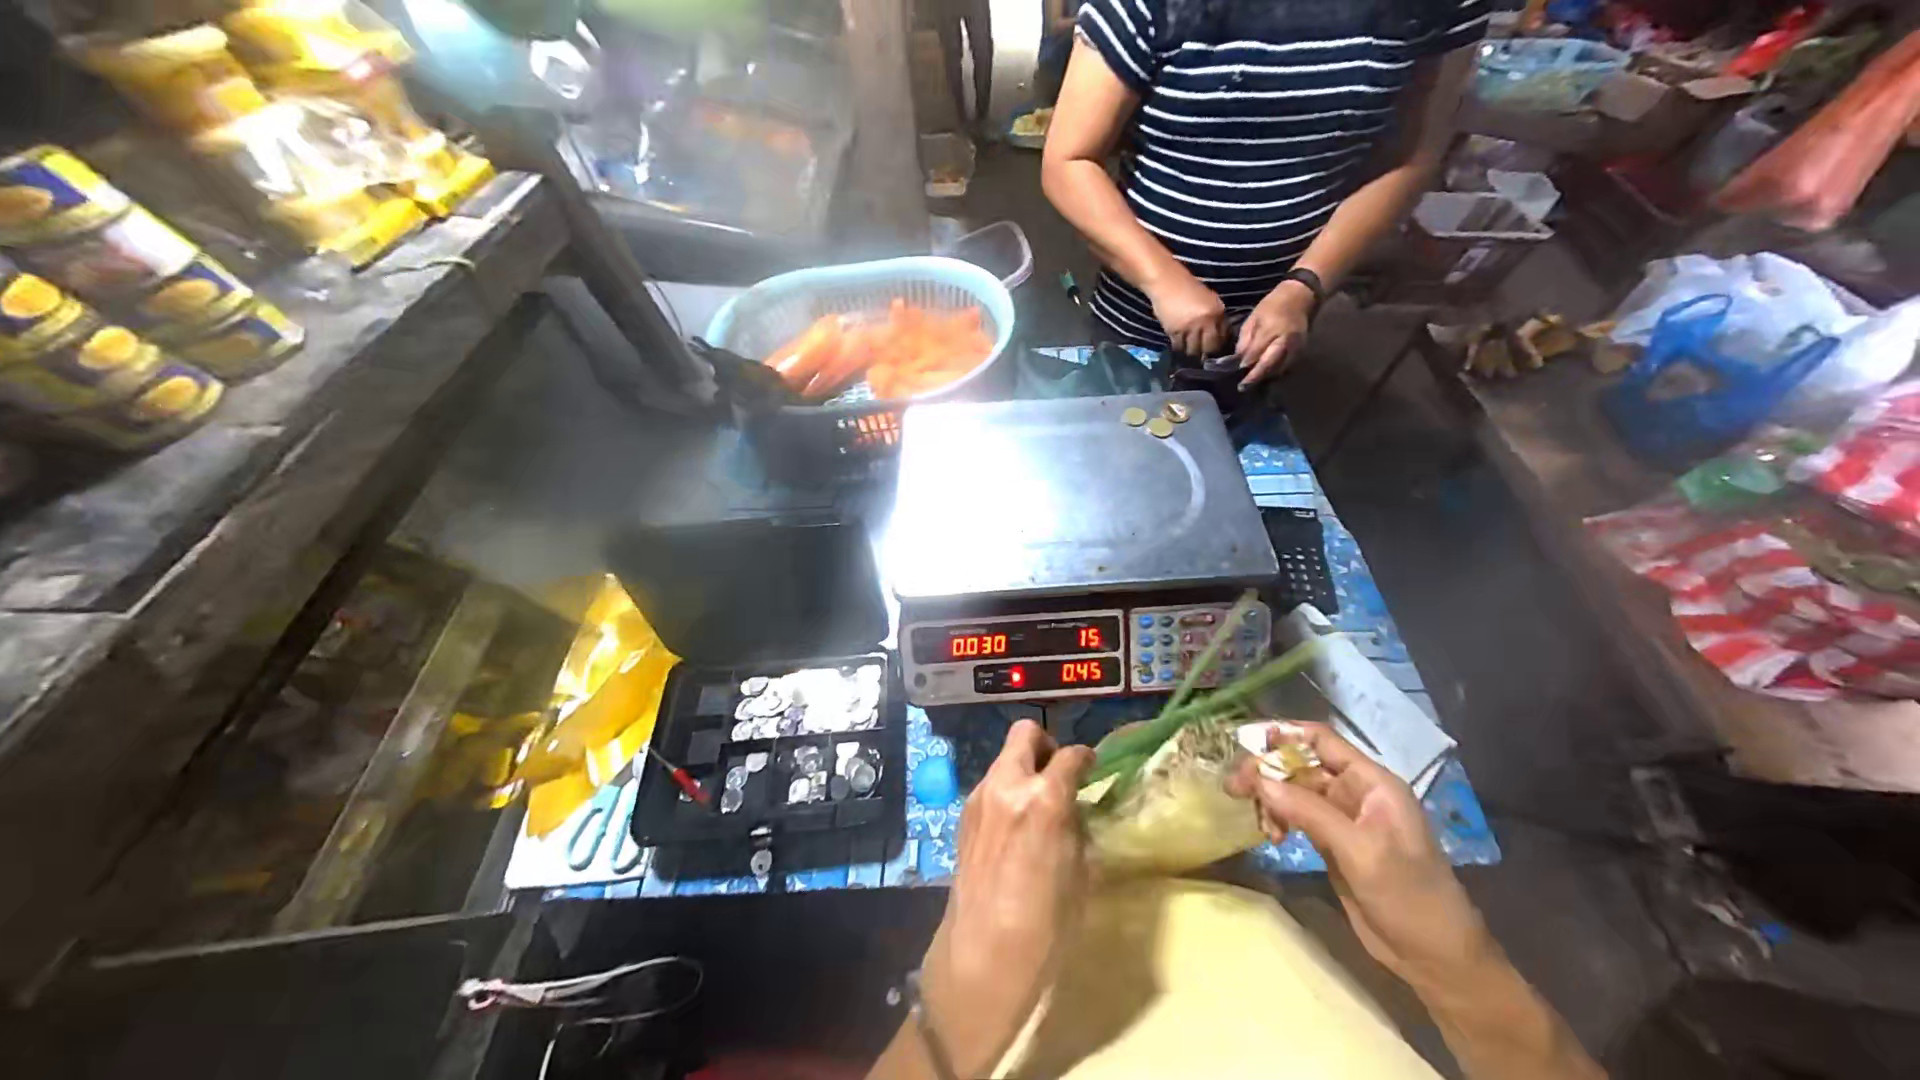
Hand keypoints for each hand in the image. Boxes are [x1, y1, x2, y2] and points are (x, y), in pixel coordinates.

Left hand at [920, 721, 1093, 1075]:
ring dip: (1024, 768)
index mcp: (1043, 798)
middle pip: (1025, 733)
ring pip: (1005, 757)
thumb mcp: (1079, 872)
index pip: (1071, 755)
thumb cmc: (1045, 925)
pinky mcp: (964, 815)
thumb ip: (1075, 825)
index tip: (1092, 767)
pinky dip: (1008, 789)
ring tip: (1038, 802)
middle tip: (1059, 772)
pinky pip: (991, 784)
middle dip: (1047, 745)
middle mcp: (1007, 785)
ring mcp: (980, 797)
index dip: (1086, 758)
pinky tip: (1016, 823)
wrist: (982, 955)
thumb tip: (1072, 806)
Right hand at [1144, 269, 1226, 358]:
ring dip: (1192, 353)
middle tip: (1204, 356)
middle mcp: (1206, 321)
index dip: (1220, 344)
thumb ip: (1215, 315)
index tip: (1216, 348)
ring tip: (1191, 353)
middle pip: (1210, 347)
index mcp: (1217, 312)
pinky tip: (1179, 347)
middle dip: (1207, 353)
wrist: (1167, 282)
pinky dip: (1179, 348)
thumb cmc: (1188, 287)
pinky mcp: (1174, 331)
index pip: (1223, 336)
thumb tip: (1219, 333)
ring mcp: (1189, 328)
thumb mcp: (1209, 299)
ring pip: (1194, 350)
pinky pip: (1179, 346)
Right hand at [1227, 722, 1496, 992]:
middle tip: (1235, 788)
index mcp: (1372, 782)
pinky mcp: (1331, 841)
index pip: (1321, 740)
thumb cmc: (1409, 897)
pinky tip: (1271, 836)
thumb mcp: (1361, 851)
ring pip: (1292, 789)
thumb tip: (1259, 779)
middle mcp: (1354, 791)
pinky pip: (1294, 815)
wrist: (1435, 958)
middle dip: (1266, 770)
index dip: (1283, 734)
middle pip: (1299, 764)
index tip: (1244, 742)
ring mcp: (1341, 817)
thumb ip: (1310, 811)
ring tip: (1256, 819)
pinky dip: (1277, 819)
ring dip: (1269, 798)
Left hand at [1233, 280, 1313, 387]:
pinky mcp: (1301, 351)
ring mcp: (1296, 347)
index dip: (1245, 364)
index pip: (1256, 352)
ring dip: (1265, 377)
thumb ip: (1245, 340)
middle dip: (1255, 377)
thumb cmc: (1272, 306)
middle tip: (1242, 387)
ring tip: (1251, 384)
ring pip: (1279, 368)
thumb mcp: (1253, 319)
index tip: (1233, 374)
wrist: (1301, 297)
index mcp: (1271, 330)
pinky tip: (1266, 375)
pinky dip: (1275, 372)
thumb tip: (1238, 359)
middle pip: (1269, 364)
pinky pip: (1287, 366)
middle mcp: (1285, 341)